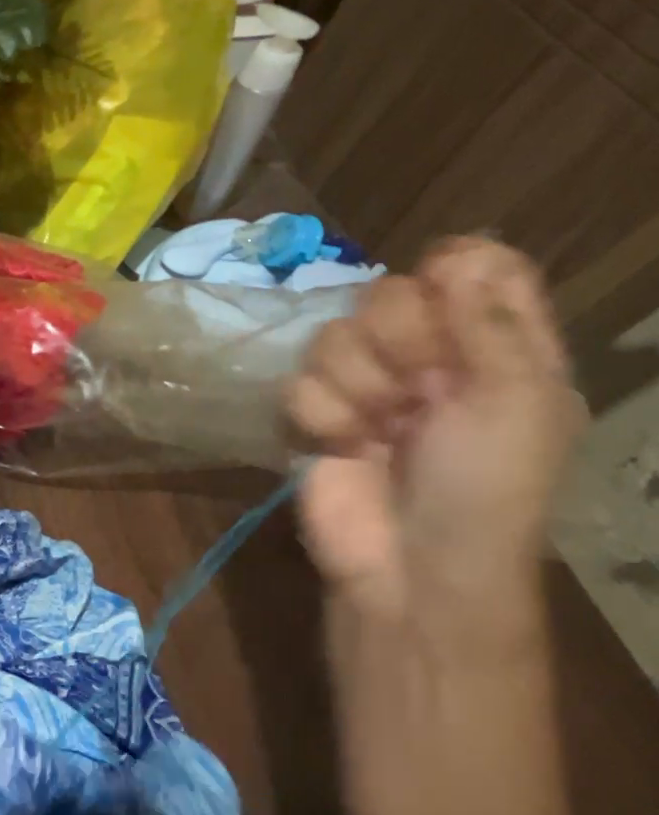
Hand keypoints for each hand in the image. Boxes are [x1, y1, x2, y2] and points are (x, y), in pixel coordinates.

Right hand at [287, 238, 584, 620]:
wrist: (411, 560)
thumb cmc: (487, 484)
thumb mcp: (518, 398)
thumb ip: (489, 321)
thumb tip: (452, 254)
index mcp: (498, 344)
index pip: (472, 265)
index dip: (451, 271)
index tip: (445, 298)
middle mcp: (428, 355)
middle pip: (387, 292)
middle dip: (398, 339)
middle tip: (422, 388)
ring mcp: (365, 386)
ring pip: (332, 336)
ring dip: (358, 386)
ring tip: (380, 430)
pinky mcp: (311, 418)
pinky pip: (296, 383)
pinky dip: (319, 416)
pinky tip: (342, 444)